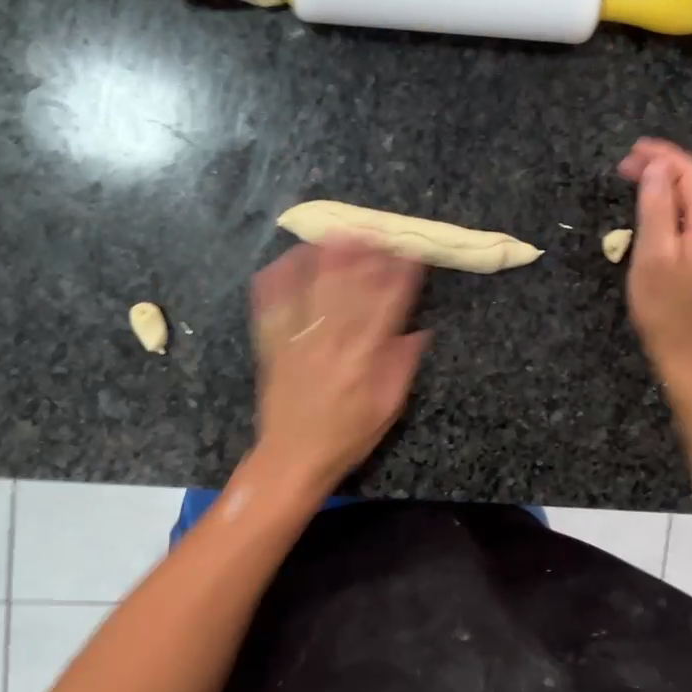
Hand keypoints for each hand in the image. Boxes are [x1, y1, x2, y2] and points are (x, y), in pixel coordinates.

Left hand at [250, 240, 430, 486]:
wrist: (291, 458)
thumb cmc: (346, 437)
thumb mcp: (388, 408)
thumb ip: (402, 366)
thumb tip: (419, 331)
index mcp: (363, 357)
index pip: (387, 305)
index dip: (400, 276)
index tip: (410, 254)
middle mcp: (330, 341)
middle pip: (350, 287)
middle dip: (365, 256)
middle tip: (376, 232)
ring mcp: (297, 339)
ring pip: (314, 287)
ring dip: (328, 257)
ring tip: (339, 232)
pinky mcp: (272, 343)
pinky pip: (273, 302)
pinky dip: (281, 276)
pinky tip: (291, 256)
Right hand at [619, 138, 691, 384]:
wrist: (689, 353)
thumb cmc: (665, 307)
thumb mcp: (652, 254)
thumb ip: (657, 206)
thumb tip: (658, 168)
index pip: (691, 172)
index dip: (662, 156)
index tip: (630, 151)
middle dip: (664, 166)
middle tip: (626, 165)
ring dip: (669, 183)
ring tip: (636, 179)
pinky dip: (675, 203)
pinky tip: (656, 206)